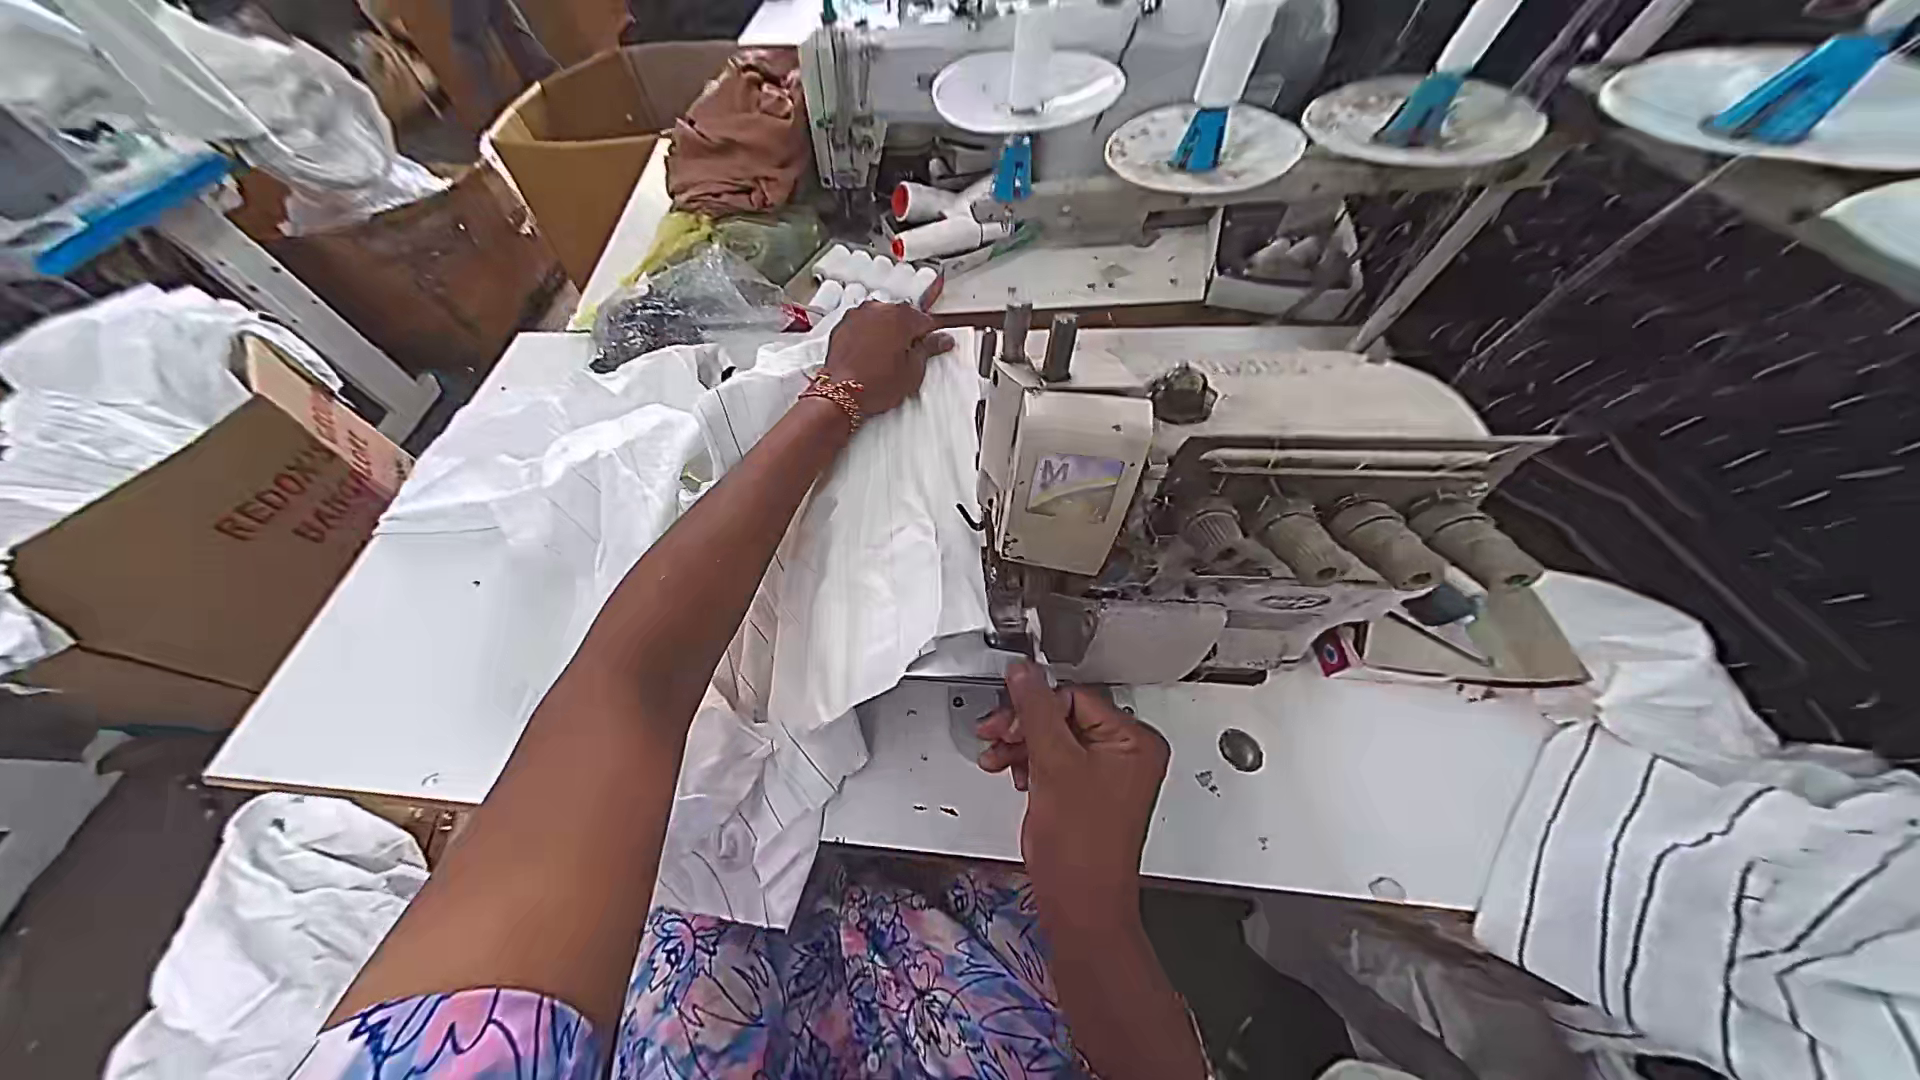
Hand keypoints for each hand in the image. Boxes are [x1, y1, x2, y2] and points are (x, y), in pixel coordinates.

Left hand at [822, 301, 952, 415]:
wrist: (841, 393)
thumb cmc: (876, 384)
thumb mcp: (912, 370)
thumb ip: (928, 349)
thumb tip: (943, 340)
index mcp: (902, 317)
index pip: (926, 320)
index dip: (931, 335)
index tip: (933, 345)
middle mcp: (879, 309)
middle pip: (902, 317)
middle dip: (907, 332)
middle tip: (908, 356)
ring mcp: (858, 315)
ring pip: (881, 319)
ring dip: (886, 332)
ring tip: (886, 357)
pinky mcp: (843, 326)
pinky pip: (862, 326)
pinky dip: (868, 335)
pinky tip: (869, 354)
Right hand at [976, 661, 1170, 918]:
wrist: (1077, 904)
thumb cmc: (1081, 845)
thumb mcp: (1054, 762)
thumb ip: (1034, 710)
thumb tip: (1023, 672)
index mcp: (1134, 740)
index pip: (1076, 697)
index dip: (1037, 705)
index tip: (1008, 714)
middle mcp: (1125, 752)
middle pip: (1063, 715)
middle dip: (1024, 725)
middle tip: (997, 730)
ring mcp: (1104, 771)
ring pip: (1053, 736)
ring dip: (1020, 742)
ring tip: (997, 755)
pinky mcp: (1084, 787)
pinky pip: (1053, 757)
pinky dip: (1028, 760)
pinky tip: (1011, 769)